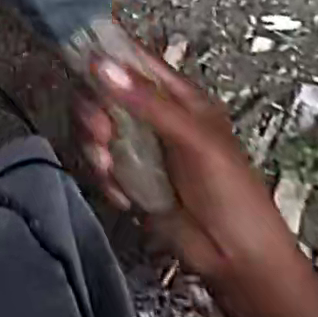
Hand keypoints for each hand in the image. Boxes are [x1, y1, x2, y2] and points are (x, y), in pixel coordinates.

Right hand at [75, 55, 317, 316]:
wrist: (239, 264)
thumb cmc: (235, 197)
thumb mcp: (196, 141)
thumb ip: (149, 102)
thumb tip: (103, 65)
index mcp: (173, 96)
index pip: (130, 58)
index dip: (103, 52)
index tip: (78, 58)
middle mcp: (149, 113)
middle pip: (98, 90)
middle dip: (92, 111)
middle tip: (101, 131)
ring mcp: (135, 143)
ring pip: (90, 124)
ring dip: (94, 145)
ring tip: (110, 166)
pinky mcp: (124, 171)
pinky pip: (94, 159)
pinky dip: (102, 175)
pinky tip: (122, 191)